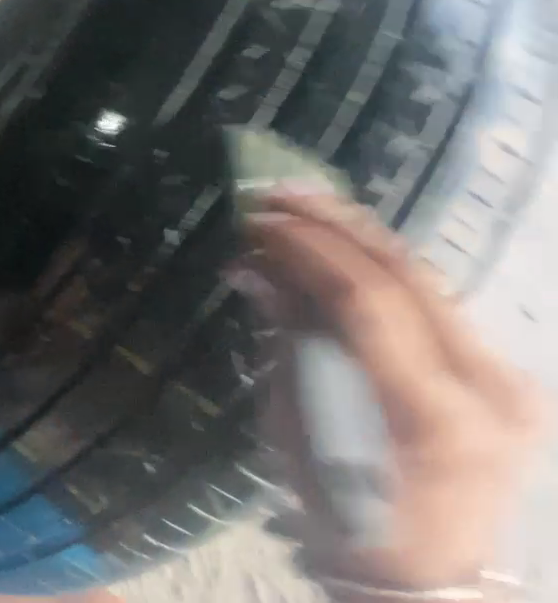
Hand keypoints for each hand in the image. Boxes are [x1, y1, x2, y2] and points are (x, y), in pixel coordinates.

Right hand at [235, 191, 546, 592]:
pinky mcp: (501, 376)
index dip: (305, 248)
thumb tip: (253, 270)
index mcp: (433, 408)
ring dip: (359, 237)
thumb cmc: (343, 504)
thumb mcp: (298, 423)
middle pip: (406, 279)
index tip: (255, 219)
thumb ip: (287, 339)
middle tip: (276, 193)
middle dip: (335, 226)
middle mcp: (488, 386)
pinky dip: (379, 267)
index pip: (365, 299)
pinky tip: (341, 244)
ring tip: (305, 202)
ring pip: (427, 283)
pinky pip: (432, 304)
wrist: (424, 565)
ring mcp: (506, 380)